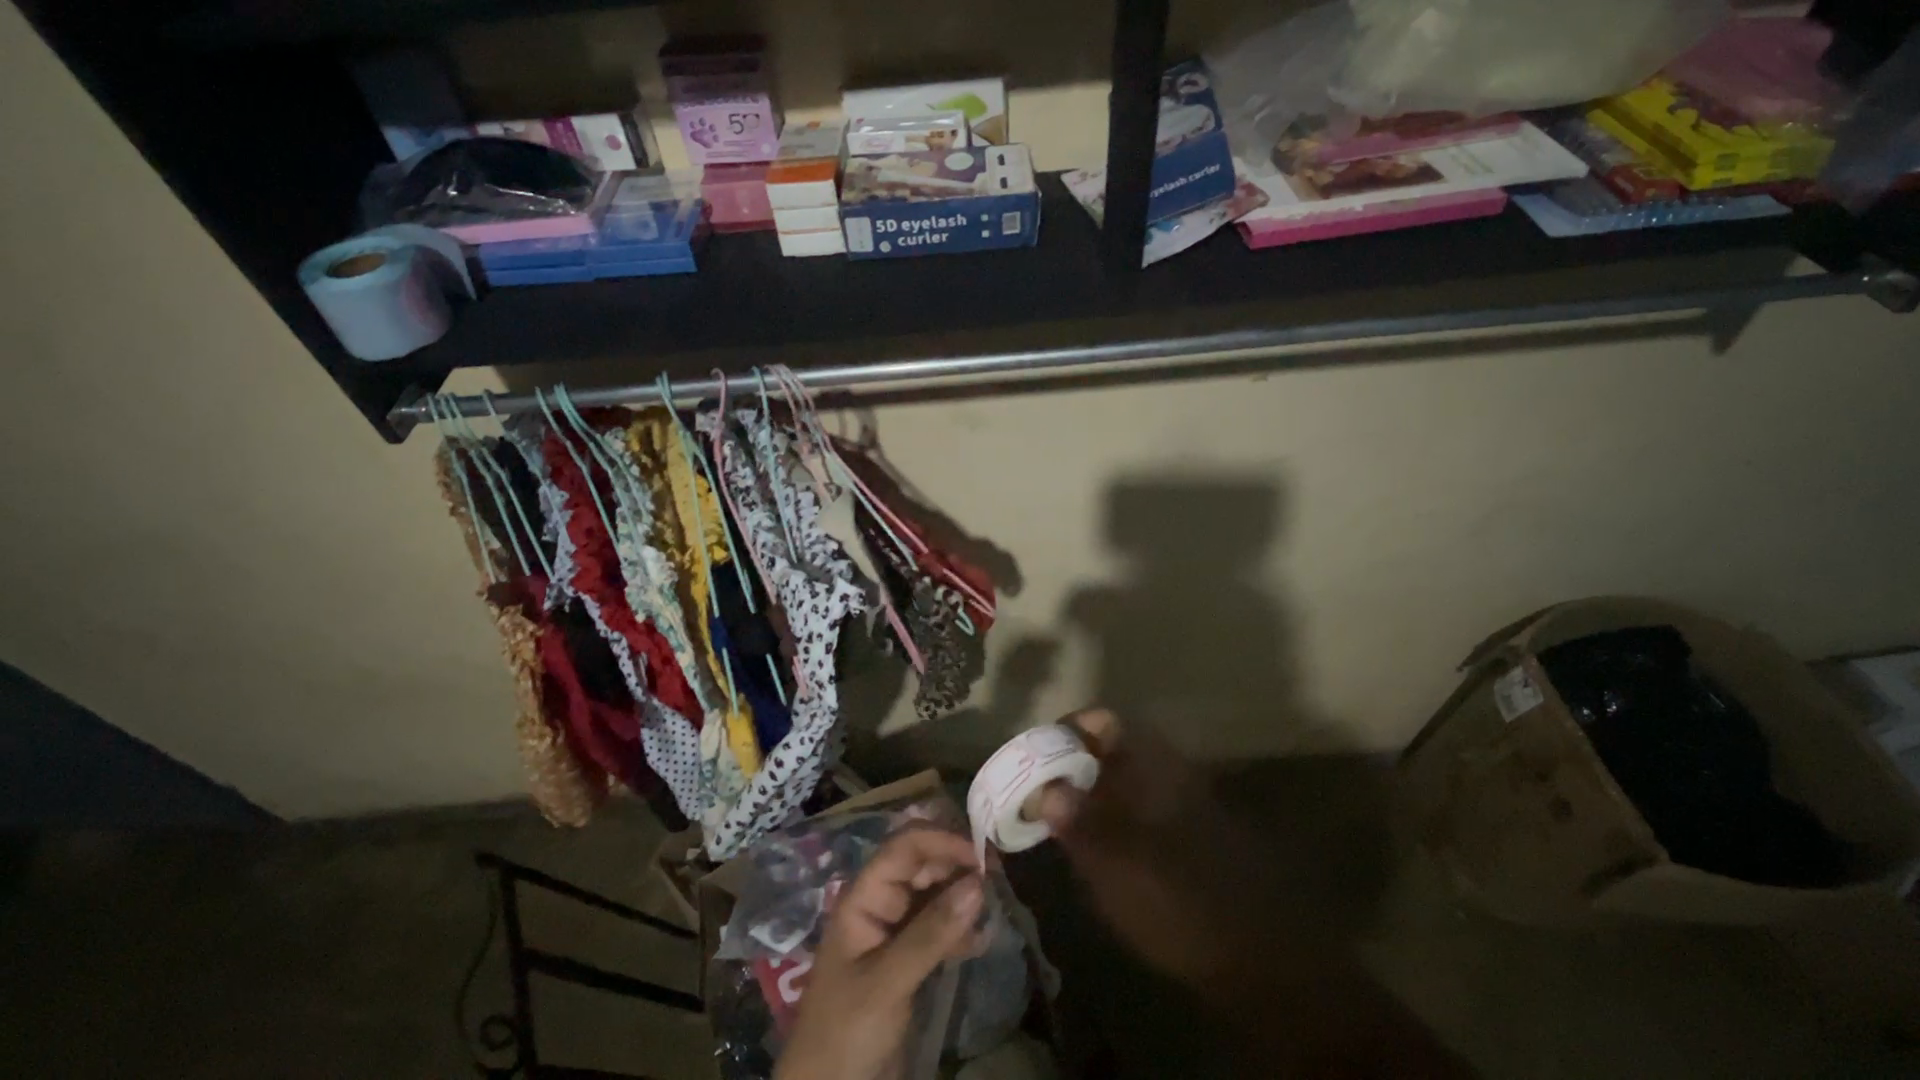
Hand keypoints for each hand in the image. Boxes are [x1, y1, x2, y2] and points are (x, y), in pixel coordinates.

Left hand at [774, 827, 984, 1079]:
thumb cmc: (846, 1030)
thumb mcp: (888, 982)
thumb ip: (931, 932)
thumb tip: (978, 881)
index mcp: (863, 899)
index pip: (904, 848)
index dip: (942, 841)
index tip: (983, 855)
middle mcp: (879, 907)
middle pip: (922, 866)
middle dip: (958, 865)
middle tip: (998, 879)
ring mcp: (894, 934)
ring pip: (933, 896)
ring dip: (962, 897)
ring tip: (994, 907)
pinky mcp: (908, 962)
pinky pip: (938, 929)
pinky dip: (960, 928)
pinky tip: (980, 940)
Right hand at [1035, 708, 1282, 984]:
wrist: (1256, 955)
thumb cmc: (1179, 902)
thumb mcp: (1116, 865)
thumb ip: (1077, 821)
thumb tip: (1045, 787)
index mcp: (1152, 767)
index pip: (1103, 723)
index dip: (1065, 733)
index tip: (1032, 758)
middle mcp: (1167, 774)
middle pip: (1110, 751)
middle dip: (1070, 764)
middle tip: (1033, 791)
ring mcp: (1180, 805)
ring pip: (1122, 781)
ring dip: (1088, 792)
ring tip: (1052, 819)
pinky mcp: (1185, 838)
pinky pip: (1134, 809)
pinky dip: (1108, 817)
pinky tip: (1090, 848)